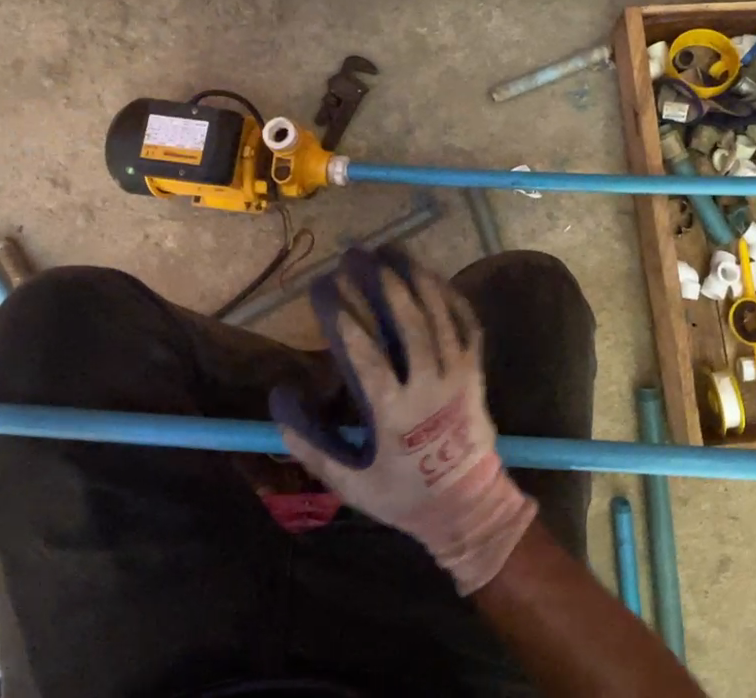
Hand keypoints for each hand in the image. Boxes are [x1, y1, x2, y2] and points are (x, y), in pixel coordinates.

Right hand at [270, 247, 535, 594]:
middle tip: (354, 254)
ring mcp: (459, 375)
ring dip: (414, 277)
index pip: (365, 355)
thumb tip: (278, 397)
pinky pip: (467, 324)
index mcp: (395, 414)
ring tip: (390, 249)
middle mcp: (431, 386)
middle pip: (408, 322)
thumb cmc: (403, 495)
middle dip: (380, 282)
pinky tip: (431, 276)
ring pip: (439, 315)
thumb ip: (309, 443)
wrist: (468, 507)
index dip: (342, 318)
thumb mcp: (348, 482)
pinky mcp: (477, 372)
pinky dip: (450, 296)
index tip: (321, 287)